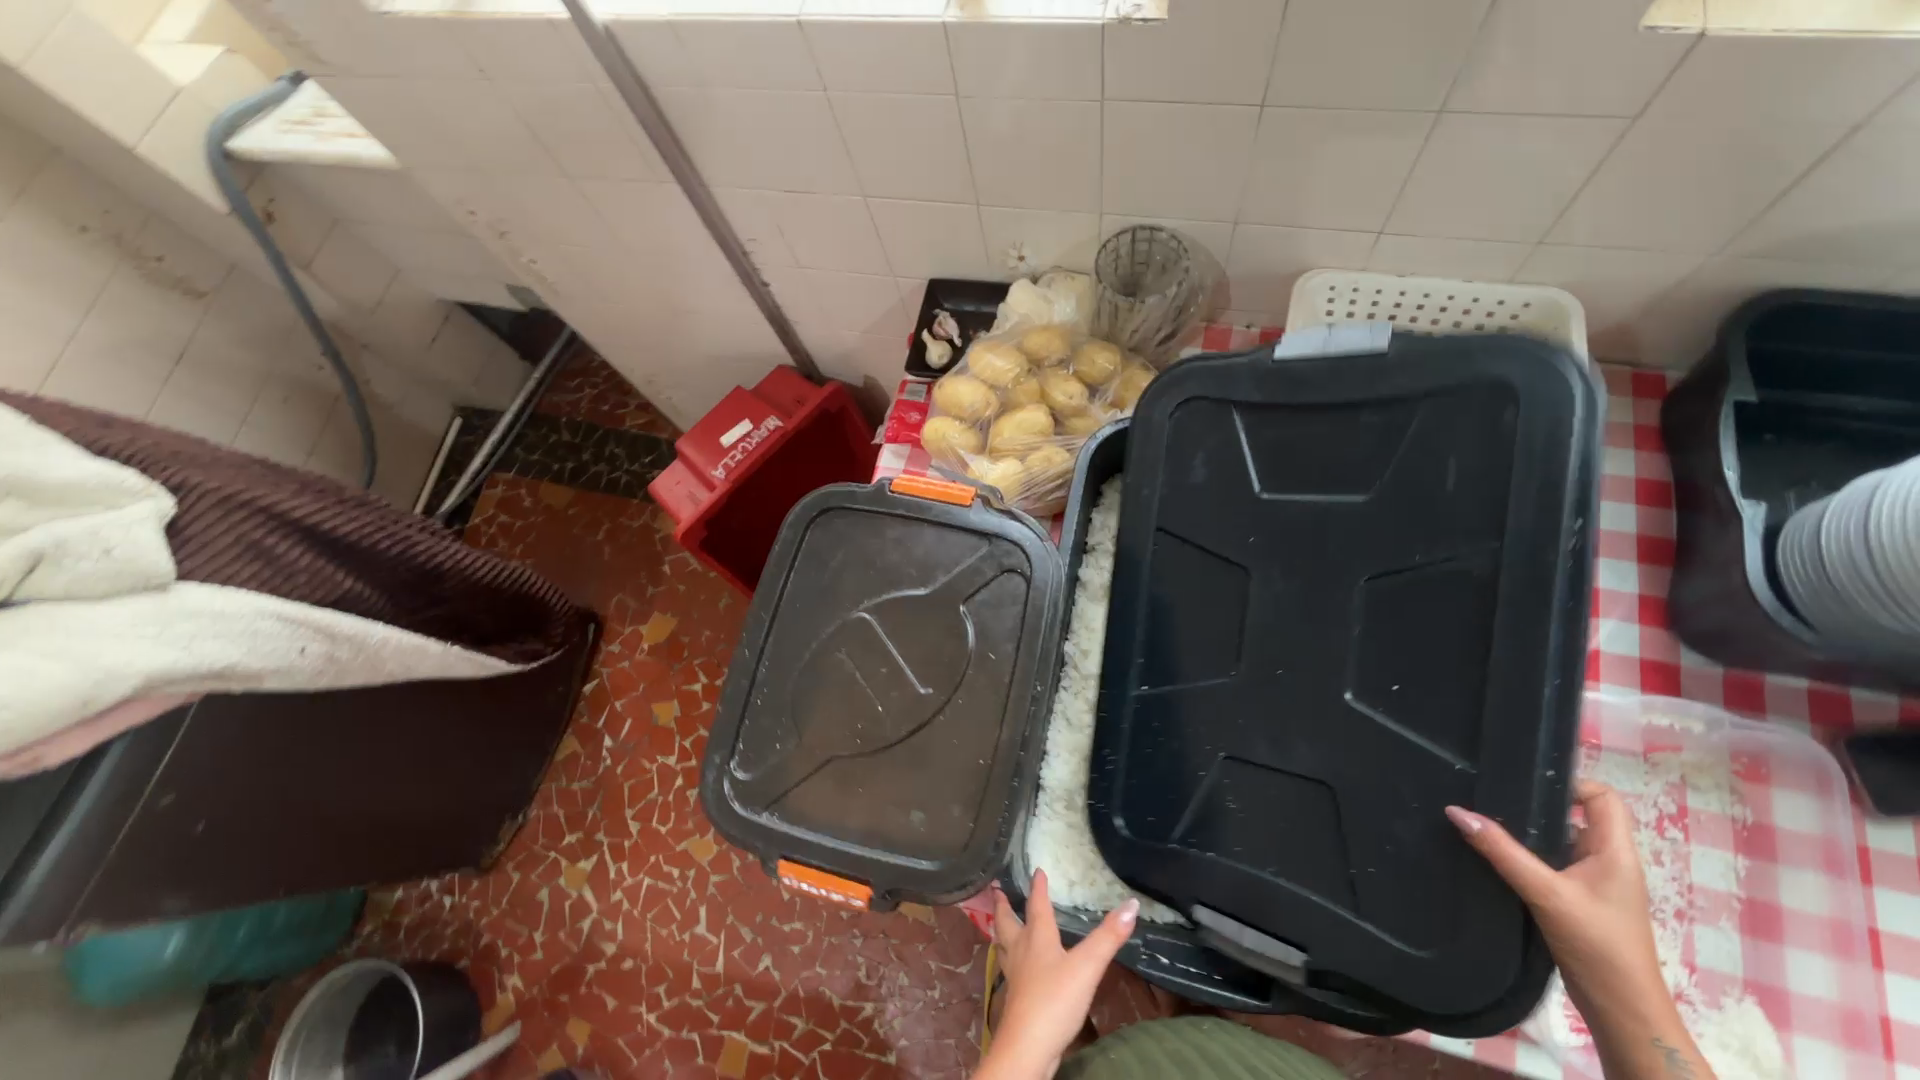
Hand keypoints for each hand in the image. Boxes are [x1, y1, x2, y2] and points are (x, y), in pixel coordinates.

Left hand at [978, 870, 1137, 1079]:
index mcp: (1037, 939)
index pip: (1037, 905)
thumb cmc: (1055, 1000)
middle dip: (1003, 906)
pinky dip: (1009, 957)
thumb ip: (1108, 936)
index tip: (1036, 870)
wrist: (1028, 1047)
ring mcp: (1016, 976)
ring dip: (1001, 931)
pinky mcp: (1016, 999)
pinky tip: (1016, 967)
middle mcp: (1021, 952)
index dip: (1038, 887)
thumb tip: (1131, 904)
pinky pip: (1010, 968)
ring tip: (998, 923)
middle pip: (1007, 923)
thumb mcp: (1087, 966)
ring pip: (1004, 946)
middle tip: (996, 892)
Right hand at [1446, 781, 1664, 1007]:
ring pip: (1557, 844)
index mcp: (1615, 851)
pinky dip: (1524, 860)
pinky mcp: (1577, 902)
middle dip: (1535, 807)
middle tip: (1490, 798)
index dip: (1570, 783)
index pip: (1603, 797)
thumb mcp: (1545, 893)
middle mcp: (1608, 861)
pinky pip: (1549, 867)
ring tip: (1483, 825)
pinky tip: (1493, 862)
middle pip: (1574, 817)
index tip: (1524, 782)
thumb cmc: (1596, 944)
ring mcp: (1593, 884)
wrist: (1620, 1008)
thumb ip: (1501, 852)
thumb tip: (1456, 811)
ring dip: (1526, 836)